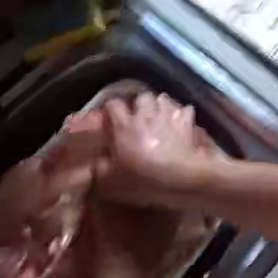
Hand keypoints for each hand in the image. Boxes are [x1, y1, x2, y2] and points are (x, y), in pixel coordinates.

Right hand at [99, 93, 228, 206]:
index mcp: (125, 127)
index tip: (111, 118)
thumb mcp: (115, 181)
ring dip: (159, 105)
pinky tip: (180, 122)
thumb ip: (100, 171)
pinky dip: (180, 113)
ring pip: (162, 98)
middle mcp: (145, 115)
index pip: (113, 105)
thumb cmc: (147, 180)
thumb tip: (91, 167)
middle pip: (140, 97)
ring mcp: (167, 115)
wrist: (183, 177)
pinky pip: (183, 109)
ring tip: (158, 116)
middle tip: (138, 117)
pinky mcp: (186, 120)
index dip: (111, 109)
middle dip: (139, 104)